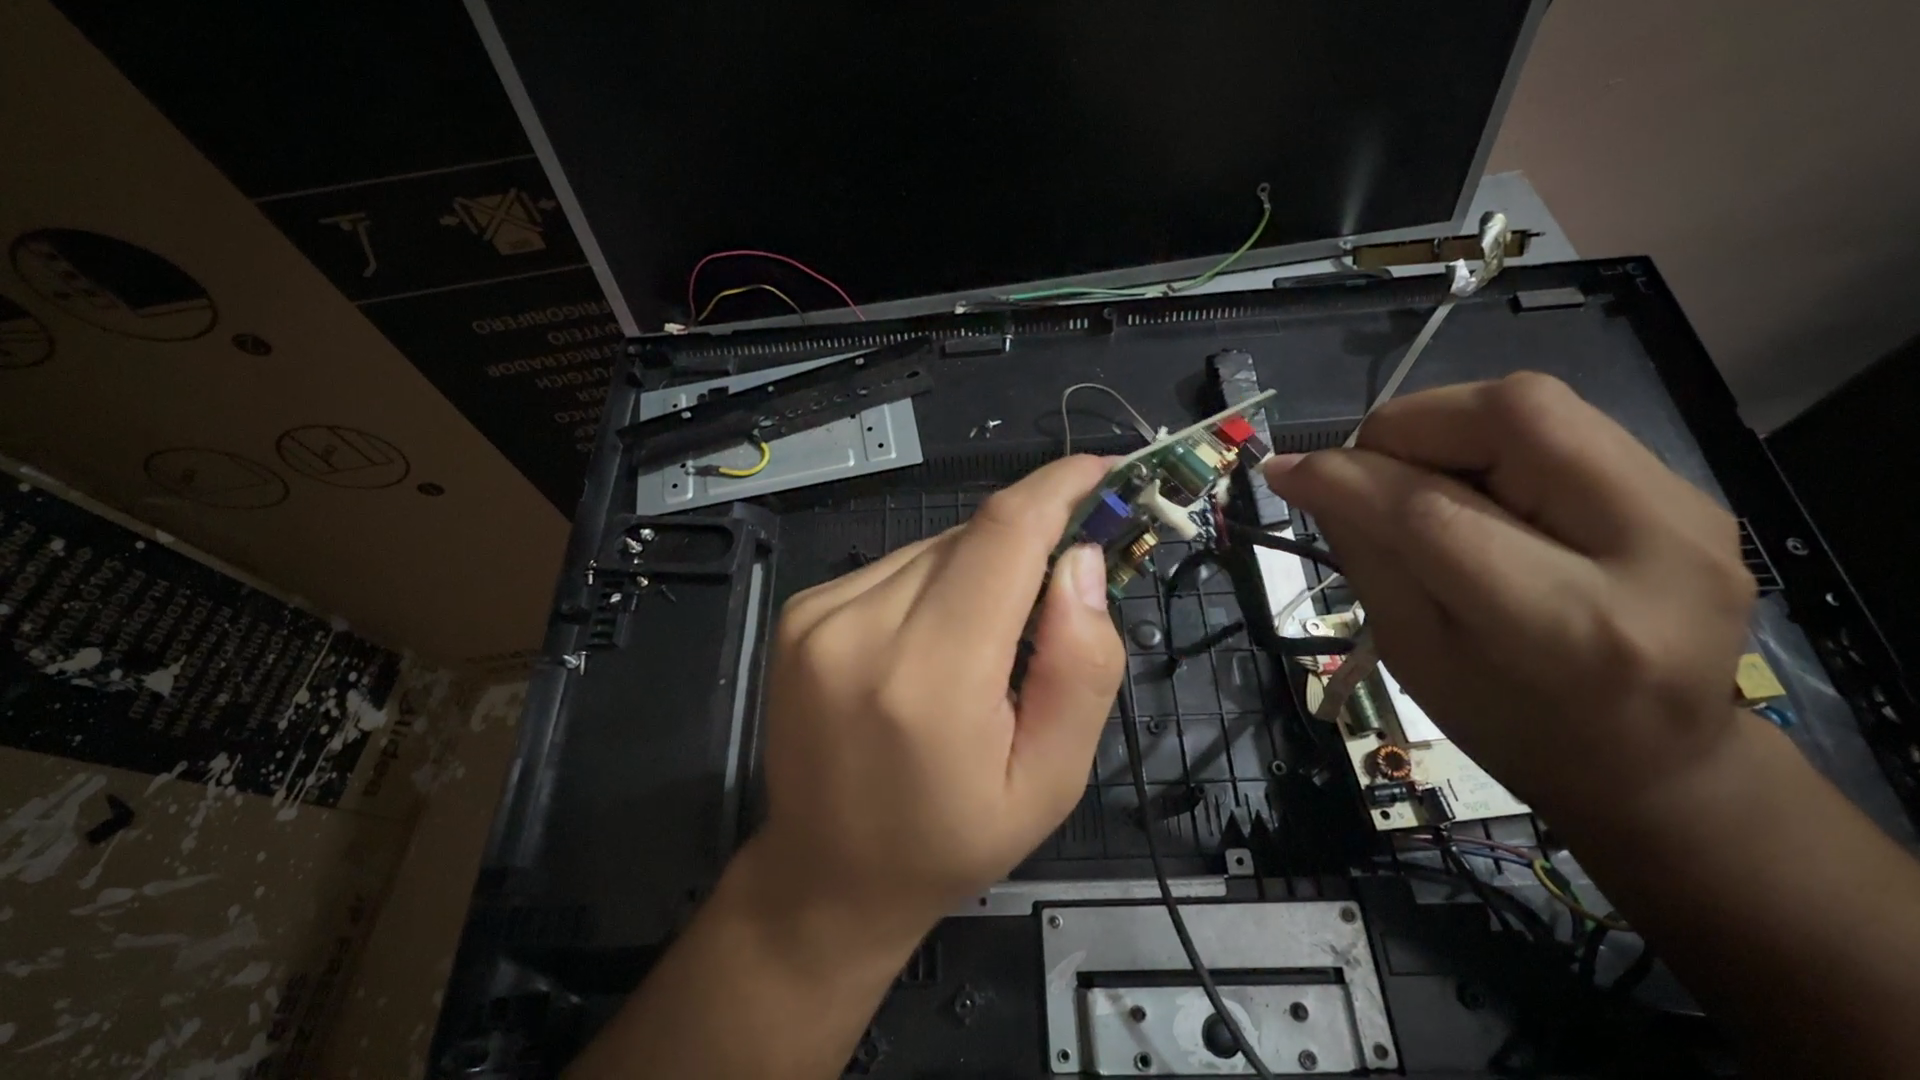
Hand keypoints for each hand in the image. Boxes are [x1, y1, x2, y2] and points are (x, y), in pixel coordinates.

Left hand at [752, 455, 1123, 948]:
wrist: (828, 874)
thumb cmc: (950, 838)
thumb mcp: (1051, 778)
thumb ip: (1080, 666)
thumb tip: (1080, 561)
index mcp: (930, 675)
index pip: (1005, 534)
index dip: (1061, 489)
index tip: (1105, 472)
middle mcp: (860, 626)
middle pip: (972, 537)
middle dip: (1030, 546)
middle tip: (1063, 592)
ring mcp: (819, 615)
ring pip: (933, 548)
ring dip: (979, 573)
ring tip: (987, 647)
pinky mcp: (801, 614)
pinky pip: (893, 568)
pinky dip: (933, 587)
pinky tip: (933, 647)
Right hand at [1265, 373, 1756, 822]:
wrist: (1660, 761)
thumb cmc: (1513, 727)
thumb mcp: (1419, 656)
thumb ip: (1372, 555)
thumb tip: (1313, 476)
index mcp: (1572, 628)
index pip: (1437, 515)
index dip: (1348, 479)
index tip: (1283, 472)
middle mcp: (1654, 551)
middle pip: (1517, 416)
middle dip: (1413, 424)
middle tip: (1367, 468)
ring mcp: (1689, 511)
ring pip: (1543, 405)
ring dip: (1450, 427)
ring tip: (1417, 479)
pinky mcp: (1692, 493)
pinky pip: (1568, 426)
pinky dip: (1493, 442)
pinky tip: (1476, 489)